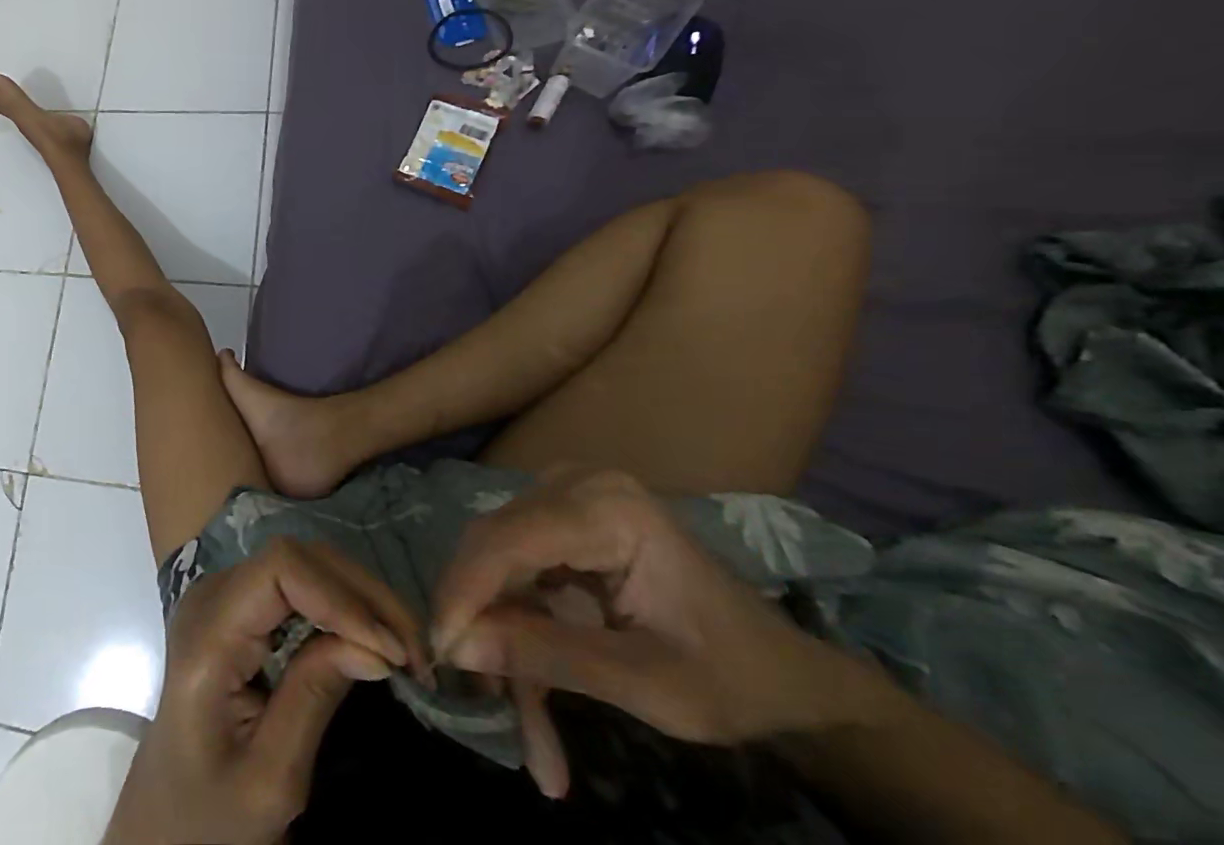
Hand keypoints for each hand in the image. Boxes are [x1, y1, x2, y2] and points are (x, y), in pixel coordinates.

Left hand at [105, 538, 428, 844]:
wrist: (161, 826)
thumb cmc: (208, 817)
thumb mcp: (267, 778)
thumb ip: (315, 696)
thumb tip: (379, 643)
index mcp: (206, 638)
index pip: (280, 568)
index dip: (342, 595)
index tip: (390, 648)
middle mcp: (211, 598)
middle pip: (301, 559)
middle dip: (366, 596)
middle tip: (416, 650)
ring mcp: (225, 598)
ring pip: (309, 566)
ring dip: (363, 599)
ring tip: (405, 646)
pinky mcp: (242, 609)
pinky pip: (303, 586)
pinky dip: (346, 606)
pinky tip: (375, 638)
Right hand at [430, 466, 888, 797]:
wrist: (783, 674)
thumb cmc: (732, 677)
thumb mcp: (643, 682)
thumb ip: (548, 655)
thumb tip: (457, 645)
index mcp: (612, 510)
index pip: (509, 539)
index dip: (465, 593)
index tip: (440, 658)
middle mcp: (583, 489)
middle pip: (494, 547)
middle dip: (479, 622)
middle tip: (473, 696)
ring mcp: (575, 505)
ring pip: (500, 567)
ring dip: (502, 641)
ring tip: (529, 734)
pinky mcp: (571, 532)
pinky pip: (520, 578)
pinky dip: (522, 637)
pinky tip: (535, 706)